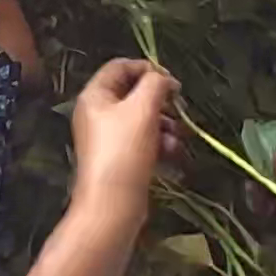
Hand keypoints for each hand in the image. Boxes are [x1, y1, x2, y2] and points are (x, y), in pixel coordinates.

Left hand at [69, 59, 180, 224]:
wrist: (111, 208)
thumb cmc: (124, 151)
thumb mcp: (142, 110)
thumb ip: (155, 85)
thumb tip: (165, 78)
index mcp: (95, 94)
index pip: (120, 67)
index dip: (147, 69)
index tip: (173, 83)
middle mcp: (98, 111)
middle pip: (132, 93)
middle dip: (160, 100)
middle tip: (181, 109)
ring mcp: (108, 136)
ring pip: (141, 118)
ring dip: (164, 123)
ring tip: (180, 136)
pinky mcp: (120, 158)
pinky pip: (142, 140)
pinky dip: (159, 143)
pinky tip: (173, 153)